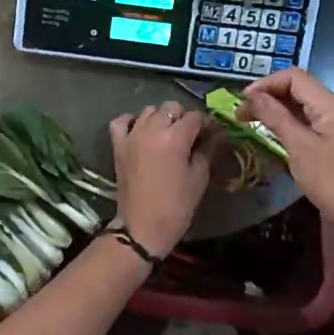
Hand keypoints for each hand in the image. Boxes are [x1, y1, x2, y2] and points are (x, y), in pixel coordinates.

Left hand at [108, 101, 211, 256]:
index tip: (211, 133)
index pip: (195, 116)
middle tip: (189, 134)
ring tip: (166, 134)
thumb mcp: (198, 178)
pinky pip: (120, 121)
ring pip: (148, 111)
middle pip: (170, 108)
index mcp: (175, 137)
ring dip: (160, 117)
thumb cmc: (176, 206)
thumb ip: (206, 151)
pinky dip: (131, 121)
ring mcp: (132, 135)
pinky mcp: (118, 145)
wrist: (142, 227)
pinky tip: (140, 129)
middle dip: (183, 116)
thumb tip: (215, 135)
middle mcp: (152, 129)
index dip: (206, 123)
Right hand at [238, 69, 333, 229]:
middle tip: (242, 113)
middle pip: (298, 88)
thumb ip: (276, 117)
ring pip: (301, 105)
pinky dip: (287, 122)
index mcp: (332, 106)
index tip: (243, 100)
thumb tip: (252, 95)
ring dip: (275, 109)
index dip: (266, 83)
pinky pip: (307, 120)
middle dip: (268, 95)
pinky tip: (271, 132)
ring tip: (250, 121)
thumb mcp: (299, 147)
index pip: (295, 77)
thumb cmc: (331, 181)